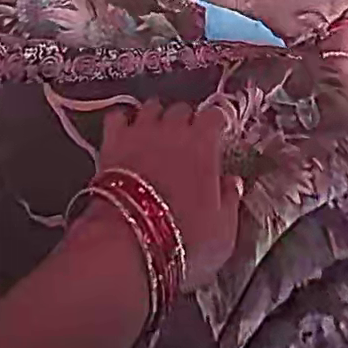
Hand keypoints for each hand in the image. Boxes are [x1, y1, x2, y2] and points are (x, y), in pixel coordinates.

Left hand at [95, 101, 241, 288]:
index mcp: (203, 143)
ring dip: (157, 117)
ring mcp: (141, 130)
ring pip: (151, 106)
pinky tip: (127, 133)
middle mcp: (172, 128)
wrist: (130, 241)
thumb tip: (233, 184)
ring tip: (158, 134)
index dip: (216, 123)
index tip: (217, 134)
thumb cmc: (182, 239)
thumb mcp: (222, 232)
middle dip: (186, 120)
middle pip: (182, 108)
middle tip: (188, 140)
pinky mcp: (114, 139)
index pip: (214, 115)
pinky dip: (123, 121)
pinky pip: (118, 116)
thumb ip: (230, 201)